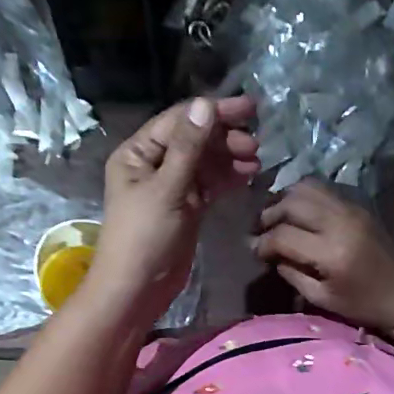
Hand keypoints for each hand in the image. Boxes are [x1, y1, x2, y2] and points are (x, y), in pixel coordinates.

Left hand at [93, 96, 259, 321]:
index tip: (249, 108)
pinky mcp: (186, 208)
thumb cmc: (144, 237)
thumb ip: (188, 147)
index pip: (179, 121)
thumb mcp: (166, 189)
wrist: (137, 289)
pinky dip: (227, 179)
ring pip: (205, 163)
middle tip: (255, 145)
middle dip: (225, 138)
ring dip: (229, 159)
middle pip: (195, 140)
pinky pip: (209, 185)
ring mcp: (171, 188)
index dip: (213, 112)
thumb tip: (205, 105)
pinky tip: (248, 176)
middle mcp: (153, 165)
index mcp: (138, 153)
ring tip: (256, 161)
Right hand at [252, 179, 393, 331]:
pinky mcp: (356, 205)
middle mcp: (339, 223)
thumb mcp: (321, 298)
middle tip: (260, 231)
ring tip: (276, 218)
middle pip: (291, 203)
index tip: (254, 252)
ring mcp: (350, 209)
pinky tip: (296, 212)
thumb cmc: (361, 304)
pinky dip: (302, 196)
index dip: (262, 243)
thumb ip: (291, 273)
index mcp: (331, 253)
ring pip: (305, 188)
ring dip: (284, 200)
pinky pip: (321, 189)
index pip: (283, 235)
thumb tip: (269, 253)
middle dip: (269, 216)